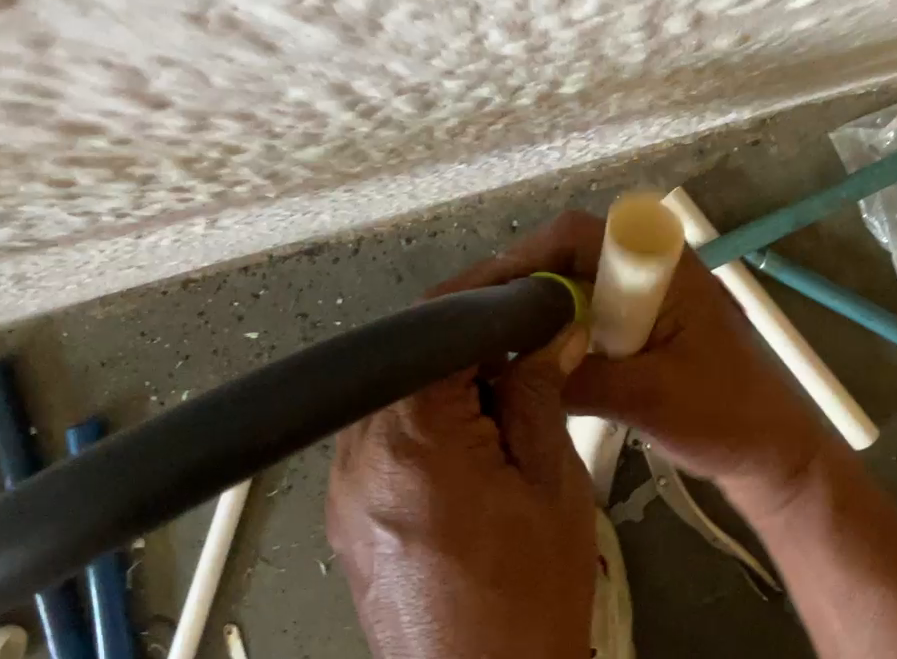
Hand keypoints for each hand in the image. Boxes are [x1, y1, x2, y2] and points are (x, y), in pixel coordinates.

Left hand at [326, 316, 594, 658]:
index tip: (532, 298)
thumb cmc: (525, 598)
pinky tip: (474, 449)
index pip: (440, 326)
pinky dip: (429, 427)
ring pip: (400, 396)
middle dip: (476, 349)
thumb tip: (550, 335)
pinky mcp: (347, 516)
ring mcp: (344, 487)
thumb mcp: (552, 484)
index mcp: (410, 435)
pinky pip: (386, 439)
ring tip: (508, 406)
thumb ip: (539, 393)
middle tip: (531, 353)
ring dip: (453, 389)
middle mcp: (359, 452)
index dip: (492, 301)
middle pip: (414, 359)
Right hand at [434, 211, 831, 503]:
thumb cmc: (724, 417)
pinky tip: (529, 354)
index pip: (576, 234)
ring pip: (573, 279)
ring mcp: (646, 290)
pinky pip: (587, 307)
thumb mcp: (646, 397)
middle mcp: (650, 263)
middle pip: (567, 252)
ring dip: (533, 305)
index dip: (522, 258)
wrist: (773, 452)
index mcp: (660, 263)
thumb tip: (503, 366)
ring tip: (487, 337)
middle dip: (517, 282)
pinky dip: (555, 327)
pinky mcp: (643, 318)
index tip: (481, 297)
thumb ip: (578, 375)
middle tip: (471, 321)